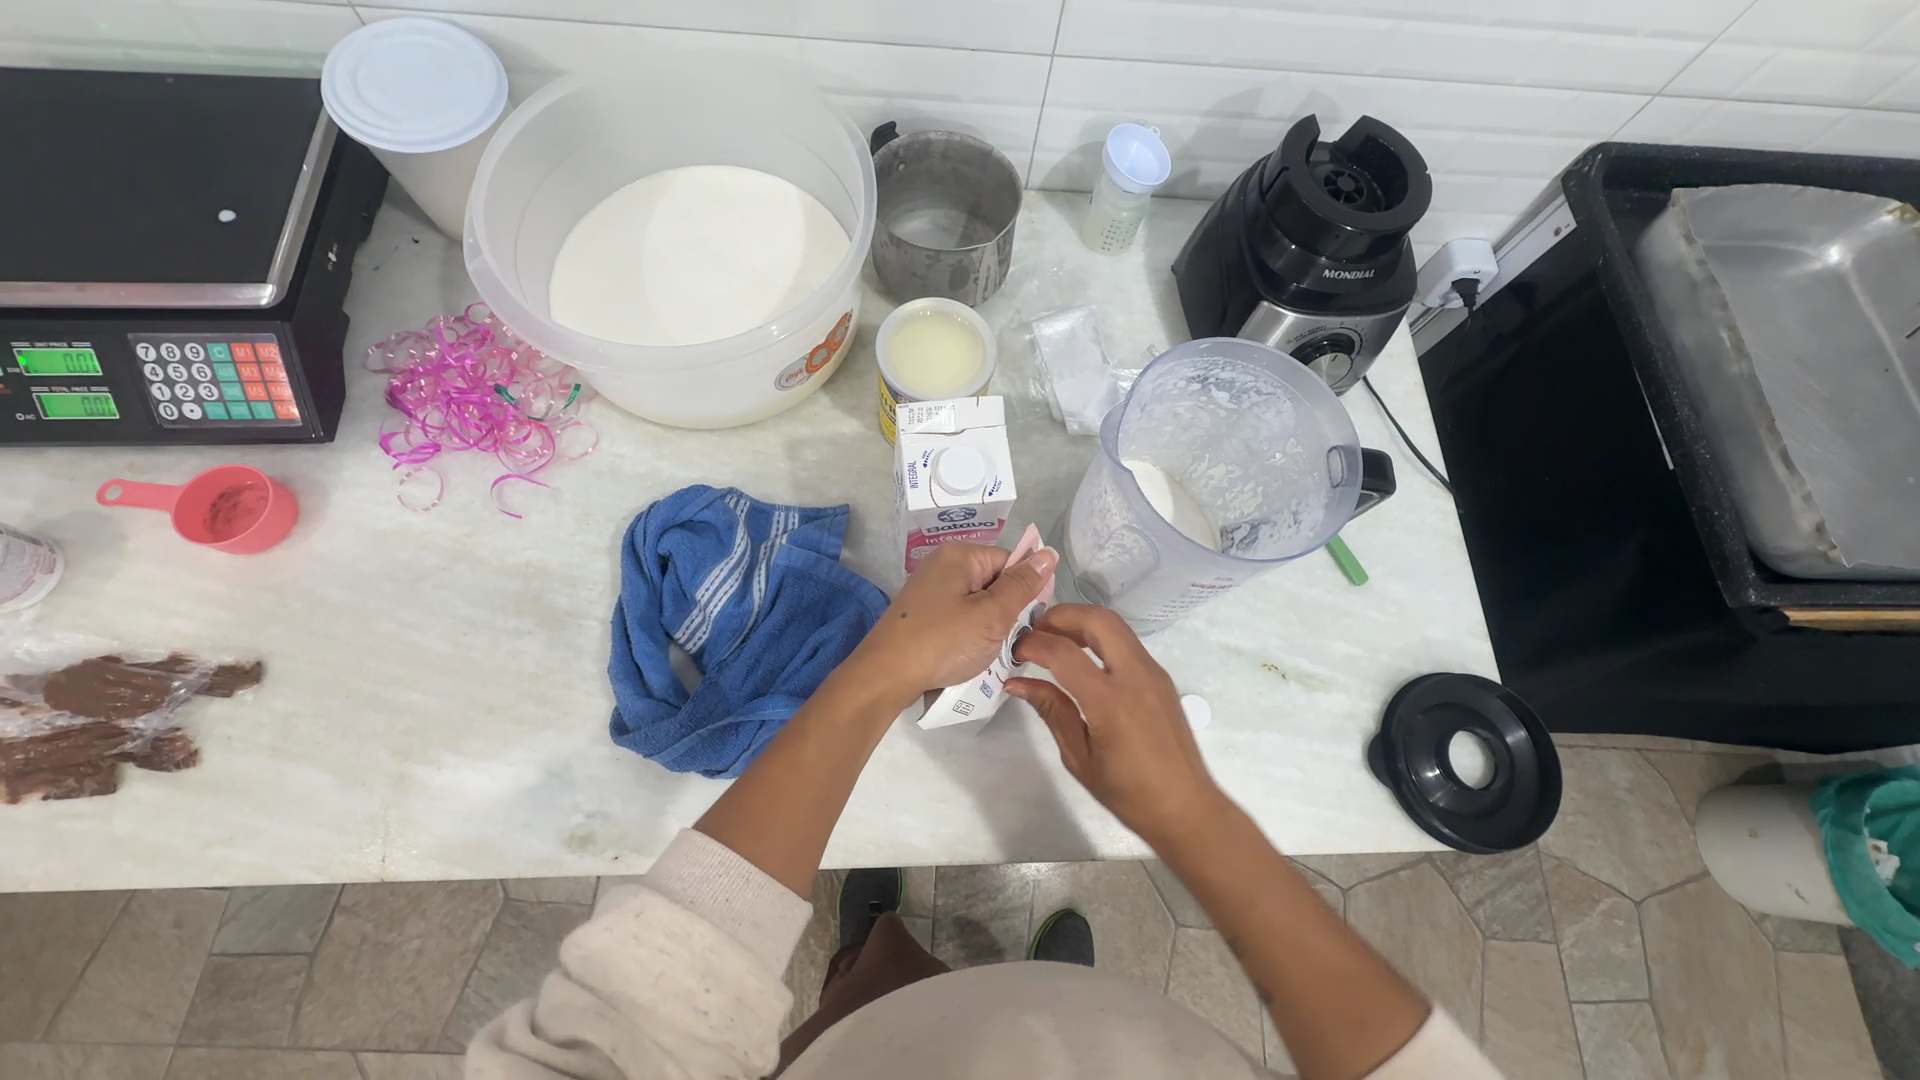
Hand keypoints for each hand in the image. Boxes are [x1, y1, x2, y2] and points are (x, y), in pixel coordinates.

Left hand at [847, 542, 1057, 707]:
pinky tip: (970, 657)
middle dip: (1007, 612)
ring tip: (991, 652)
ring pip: (978, 605)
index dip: (1027, 590)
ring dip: (990, 628)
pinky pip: (959, 619)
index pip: (1011, 562)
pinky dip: (969, 636)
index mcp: (960, 555)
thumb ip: (1022, 585)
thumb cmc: (943, 641)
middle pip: (994, 582)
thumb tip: (1048, 553)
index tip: (1032, 622)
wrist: (886, 676)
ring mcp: (930, 591)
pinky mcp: (923, 615)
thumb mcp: (991, 615)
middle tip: (1012, 641)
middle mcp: (943, 565)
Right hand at [1008, 604, 1226, 843]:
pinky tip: (1081, 658)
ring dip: (1081, 622)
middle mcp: (1135, 677)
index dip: (1034, 644)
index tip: (1015, 651)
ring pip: (1115, 625)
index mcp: (1111, 702)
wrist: (1186, 807)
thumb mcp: (1079, 758)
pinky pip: (1126, 643)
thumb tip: (1017, 683)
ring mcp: (1153, 673)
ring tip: (1054, 640)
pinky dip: (1099, 637)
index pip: (1064, 653)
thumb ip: (1052, 711)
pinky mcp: (1160, 678)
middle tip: (1035, 631)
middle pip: (1097, 620)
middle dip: (1061, 616)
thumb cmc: (1128, 794)